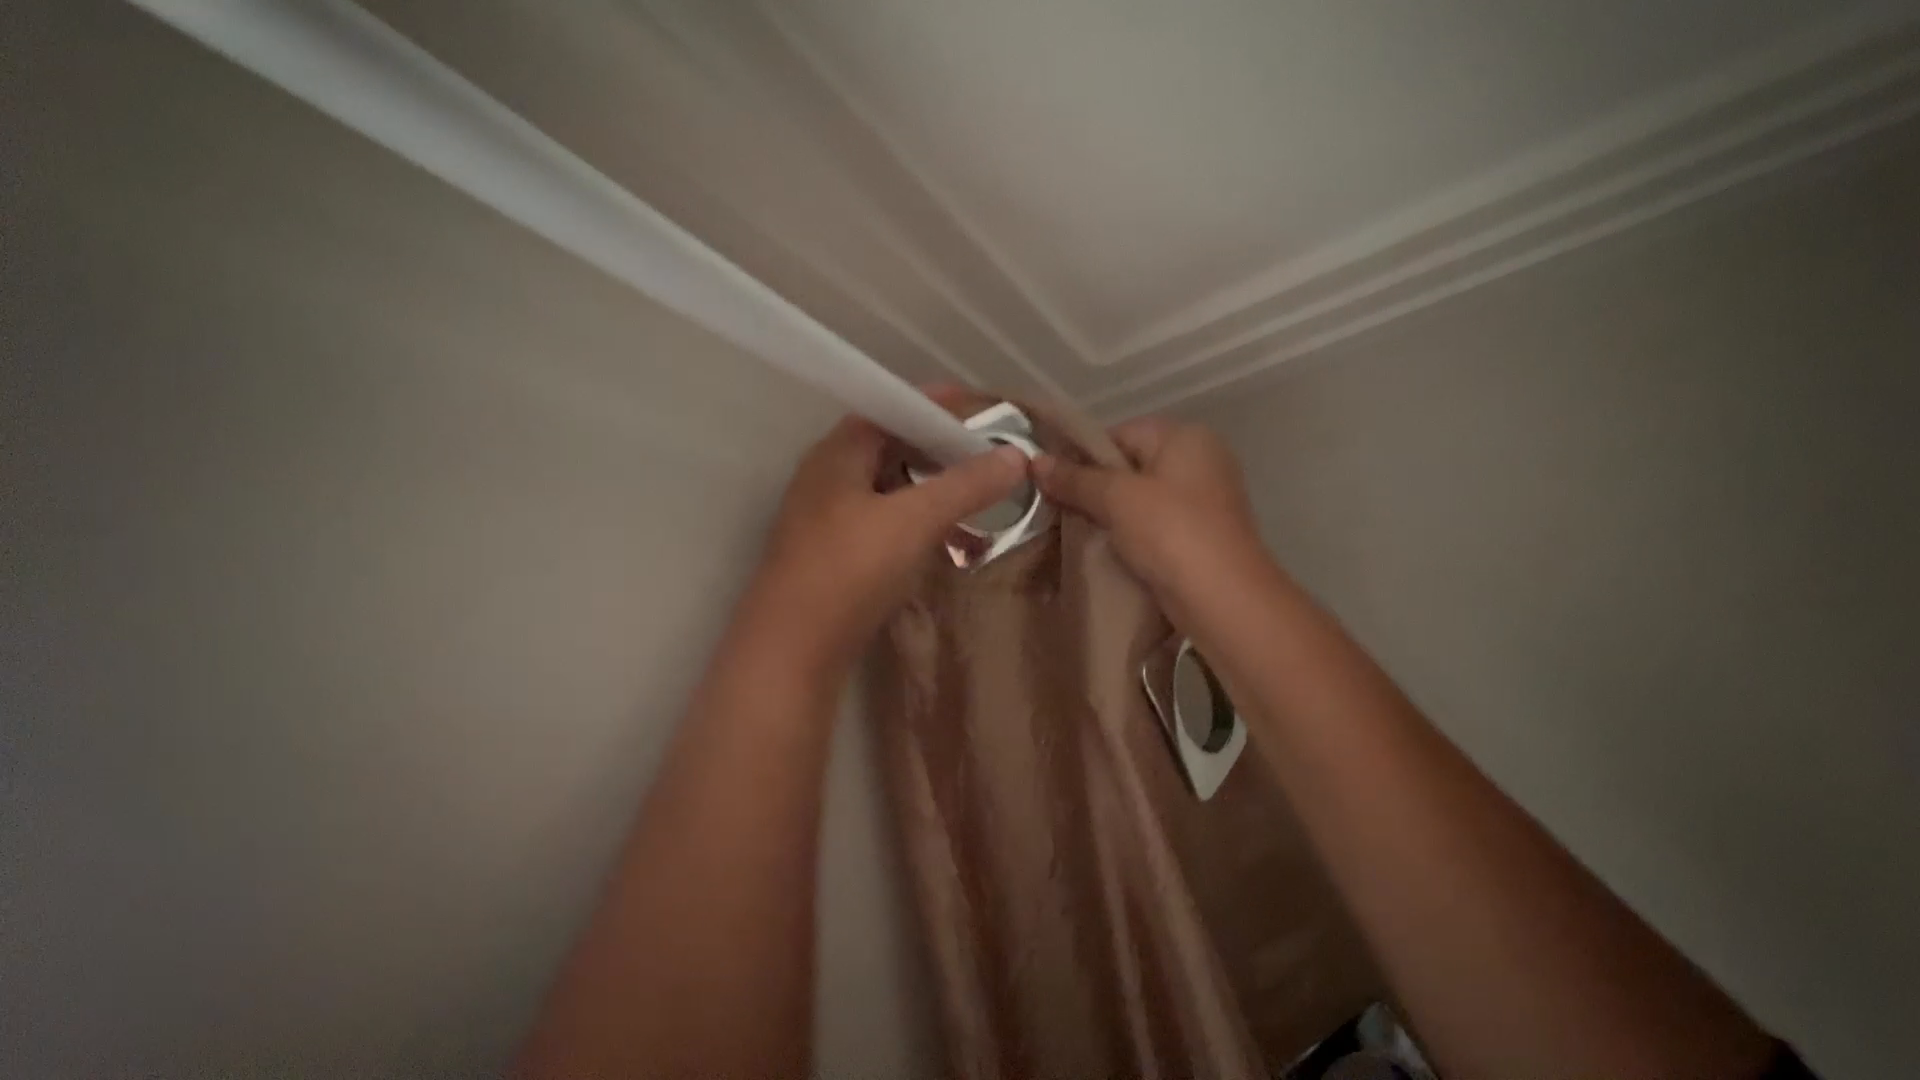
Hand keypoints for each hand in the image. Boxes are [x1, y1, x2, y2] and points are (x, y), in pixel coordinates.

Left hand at [744, 403, 1026, 668]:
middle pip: (889, 447)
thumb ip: (965, 486)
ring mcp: (826, 519)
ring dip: (929, 490)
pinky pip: (883, 523)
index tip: (981, 410)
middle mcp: (826, 477)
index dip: (936, 406)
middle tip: (983, 459)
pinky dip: (916, 523)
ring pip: (887, 489)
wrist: (791, 650)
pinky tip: (944, 544)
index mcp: (837, 453)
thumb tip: (1017, 457)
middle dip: (937, 450)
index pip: (890, 408)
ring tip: (973, 502)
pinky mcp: (832, 556)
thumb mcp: (913, 521)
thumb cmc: (848, 570)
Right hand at [1033, 417, 1274, 618]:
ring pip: (1141, 499)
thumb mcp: (1116, 498)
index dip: (1083, 455)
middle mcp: (1201, 460)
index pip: (1121, 433)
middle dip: (1094, 487)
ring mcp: (1205, 500)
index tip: (1053, 483)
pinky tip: (1108, 552)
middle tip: (1060, 510)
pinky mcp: (1202, 536)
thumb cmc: (1171, 533)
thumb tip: (1036, 462)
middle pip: (1131, 465)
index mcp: (1186, 437)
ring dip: (1110, 515)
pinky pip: (1155, 526)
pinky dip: (1131, 536)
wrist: (1223, 599)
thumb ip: (1076, 478)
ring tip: (1079, 533)